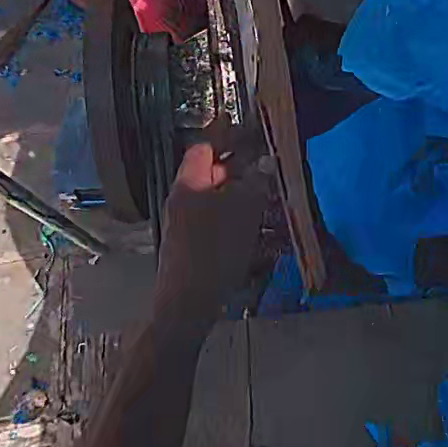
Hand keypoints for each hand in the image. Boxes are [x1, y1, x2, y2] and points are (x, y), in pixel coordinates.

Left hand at [154, 142, 269, 327]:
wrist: (188, 304)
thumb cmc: (215, 249)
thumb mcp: (244, 209)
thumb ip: (256, 181)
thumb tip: (265, 161)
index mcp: (188, 184)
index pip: (203, 148)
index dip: (228, 142)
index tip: (254, 143)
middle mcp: (181, 200)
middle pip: (211, 175)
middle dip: (239, 174)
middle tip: (266, 177)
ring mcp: (182, 226)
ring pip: (215, 201)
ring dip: (239, 200)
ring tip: (265, 205)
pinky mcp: (189, 247)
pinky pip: (213, 223)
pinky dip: (232, 222)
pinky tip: (252, 234)